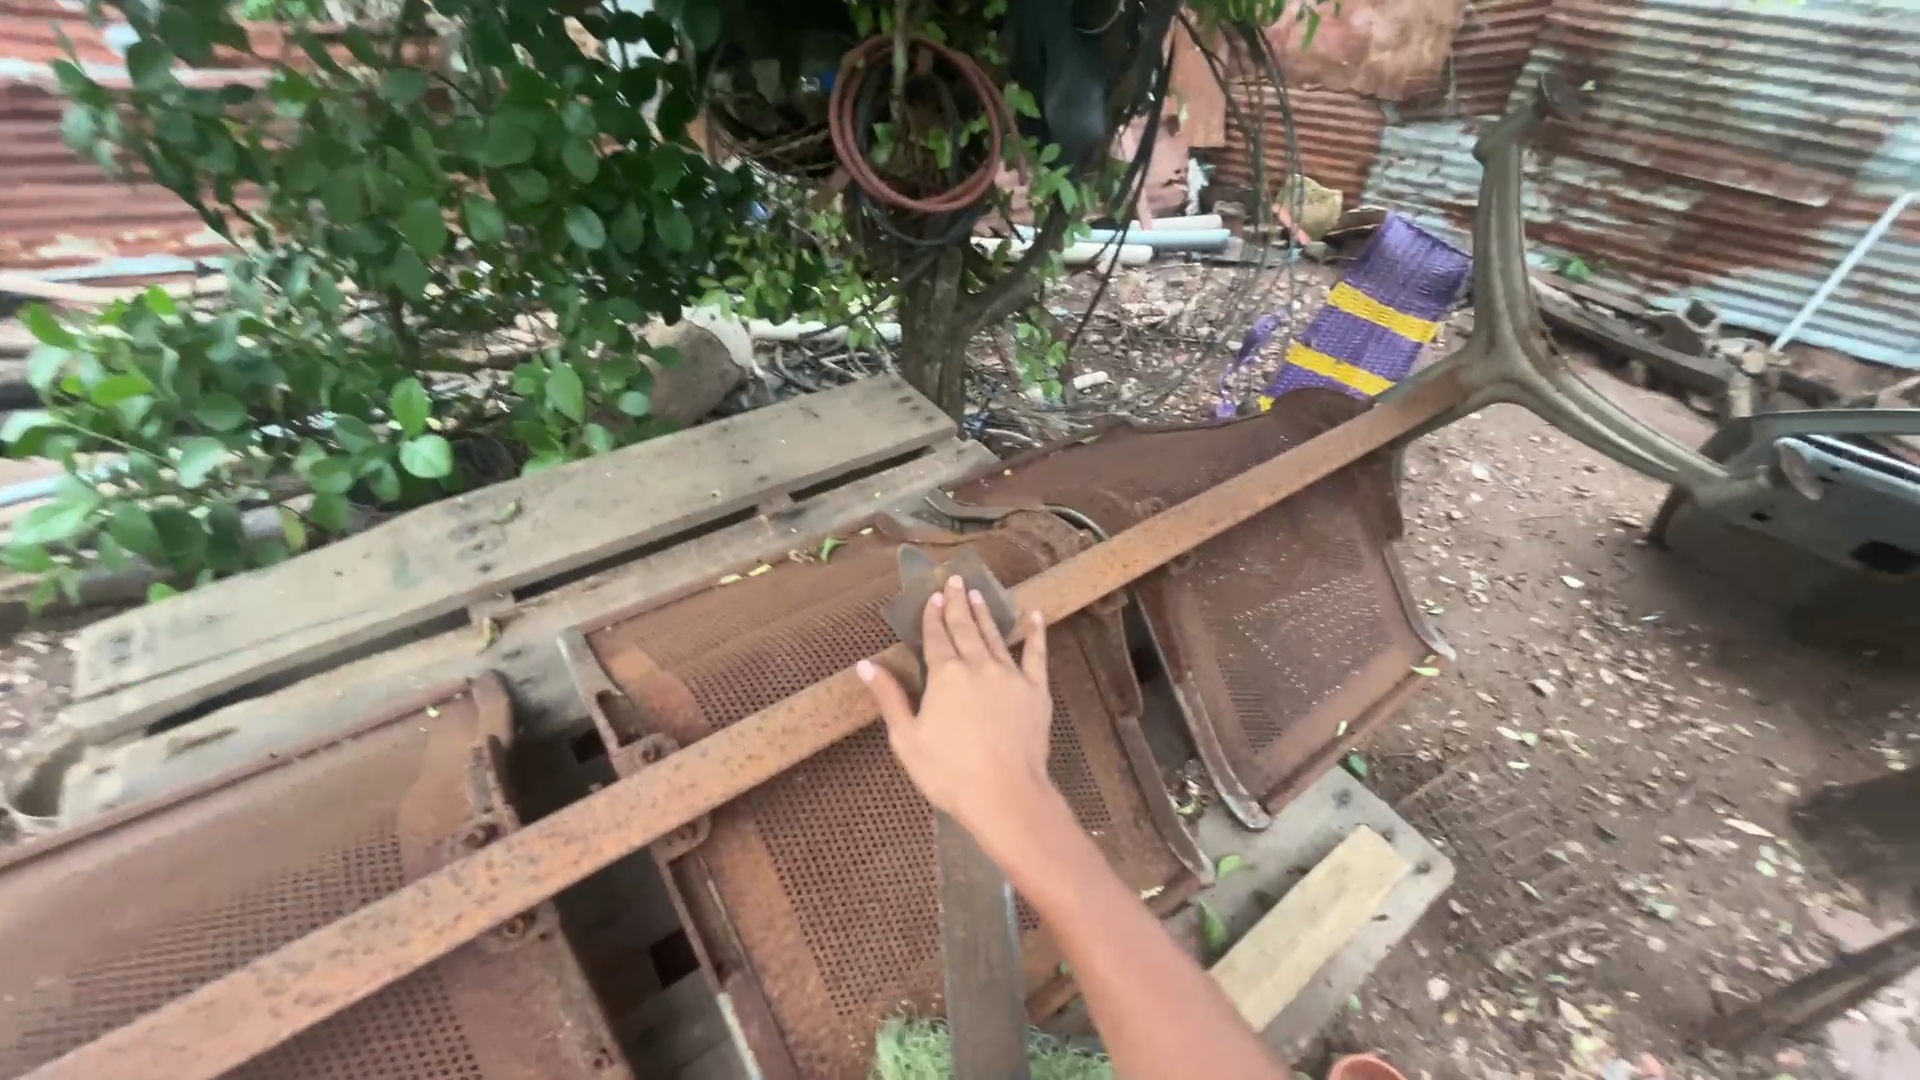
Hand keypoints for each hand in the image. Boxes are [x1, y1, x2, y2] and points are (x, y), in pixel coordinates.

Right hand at [857, 574, 1057, 844]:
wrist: (1005, 794)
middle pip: (964, 627)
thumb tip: (865, 665)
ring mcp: (1010, 675)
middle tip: (956, 579)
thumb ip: (889, 697)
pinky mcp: (1036, 690)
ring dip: (985, 613)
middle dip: (957, 603)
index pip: (935, 636)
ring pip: (995, 635)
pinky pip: (1037, 654)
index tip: (932, 596)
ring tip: (979, 592)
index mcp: (945, 674)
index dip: (932, 615)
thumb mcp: (907, 738)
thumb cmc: (948, 772)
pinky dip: (1036, 633)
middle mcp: (978, 665)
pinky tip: (1035, 615)